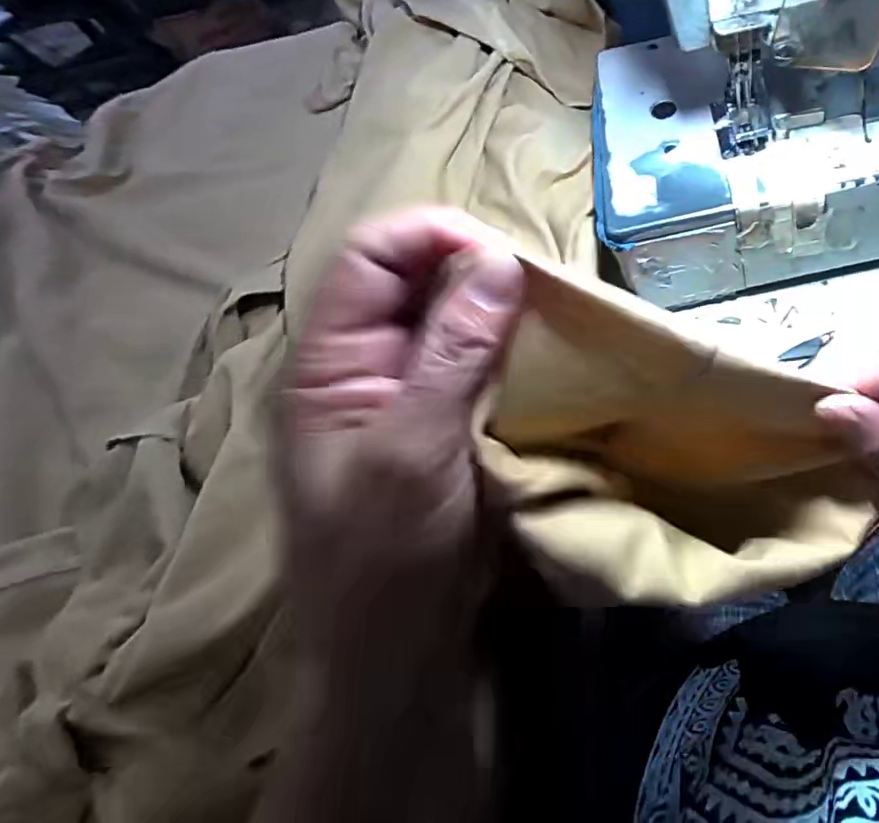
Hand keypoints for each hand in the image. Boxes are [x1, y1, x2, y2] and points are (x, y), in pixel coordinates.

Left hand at [275, 208, 523, 668]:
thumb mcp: (414, 447)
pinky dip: (509, 335)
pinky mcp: (446, 409)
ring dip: (498, 298)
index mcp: (329, 360)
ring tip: (549, 303)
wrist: (397, 641)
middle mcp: (365, 360)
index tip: (504, 250)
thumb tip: (500, 260)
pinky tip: (542, 340)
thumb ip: (454, 352)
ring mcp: (408, 386)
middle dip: (474, 263)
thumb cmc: (384, 551)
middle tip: (538, 280)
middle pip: (414, 276)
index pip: (371, 258)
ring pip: (451, 310)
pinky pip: (477, 350)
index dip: (432, 236)